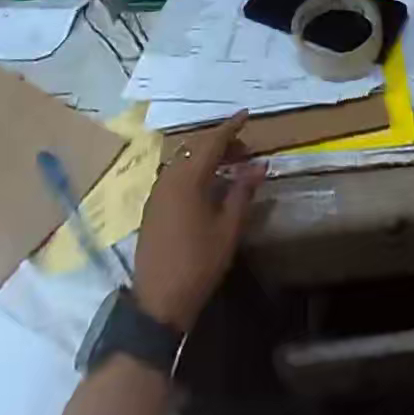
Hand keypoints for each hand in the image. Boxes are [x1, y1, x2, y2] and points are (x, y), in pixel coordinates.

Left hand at [133, 111, 264, 332]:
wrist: (158, 301)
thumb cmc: (198, 263)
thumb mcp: (228, 228)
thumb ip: (243, 191)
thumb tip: (260, 164)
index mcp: (187, 178)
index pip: (212, 142)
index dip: (231, 126)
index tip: (247, 114)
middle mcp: (169, 177)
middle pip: (197, 148)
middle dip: (222, 144)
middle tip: (246, 150)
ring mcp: (157, 191)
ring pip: (185, 161)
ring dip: (207, 158)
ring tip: (231, 166)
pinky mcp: (153, 206)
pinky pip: (176, 175)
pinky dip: (195, 171)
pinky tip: (209, 185)